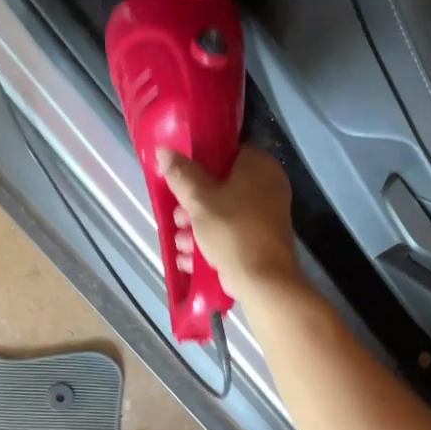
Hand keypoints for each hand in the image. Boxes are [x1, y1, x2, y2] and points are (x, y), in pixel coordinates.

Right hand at [158, 145, 301, 300]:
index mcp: (258, 166)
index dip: (200, 166)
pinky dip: (210, 246)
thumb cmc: (232, 230)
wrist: (262, 280)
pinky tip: (190, 261)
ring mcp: (265, 218)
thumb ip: (180, 174)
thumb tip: (163, 150)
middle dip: (192, 208)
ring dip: (196, 231)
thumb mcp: (199, 200)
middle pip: (220, 188)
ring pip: (222, 216)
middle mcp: (267, 187)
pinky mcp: (259, 243)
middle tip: (178, 221)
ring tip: (182, 246)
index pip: (227, 154)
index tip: (180, 182)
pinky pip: (230, 236)